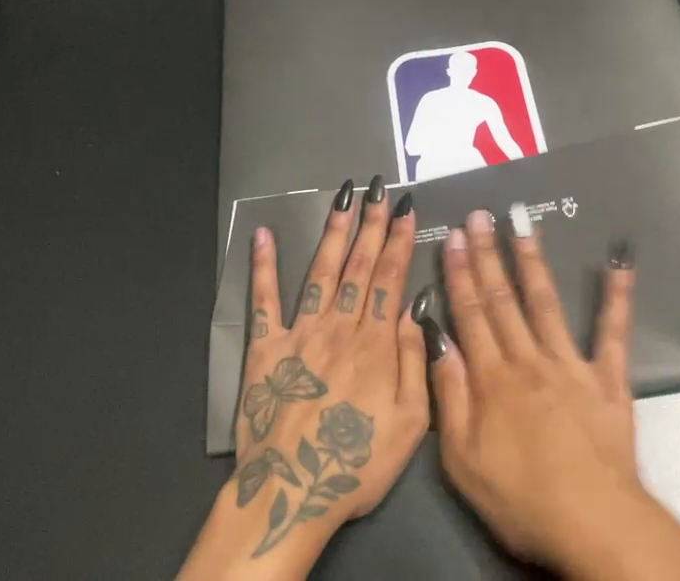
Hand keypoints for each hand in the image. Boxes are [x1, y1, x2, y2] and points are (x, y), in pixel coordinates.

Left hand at [179, 178, 429, 580]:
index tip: (404, 207)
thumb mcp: (411, 423)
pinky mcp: (265, 348)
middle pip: (358, 266)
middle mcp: (339, 328)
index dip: (397, 240)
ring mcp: (299, 333)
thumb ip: (414, 360)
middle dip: (370, 224)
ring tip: (342, 197)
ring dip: (333, 232)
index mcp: (375, 345)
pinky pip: (264, 301)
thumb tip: (415, 307)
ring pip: (321, 272)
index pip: (389, 279)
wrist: (292, 491)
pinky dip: (264, 266)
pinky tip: (265, 235)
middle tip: (377, 188)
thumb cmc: (357, 464)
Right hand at [428, 210, 679, 580]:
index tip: (455, 238)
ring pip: (545, 302)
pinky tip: (620, 263)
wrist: (593, 522)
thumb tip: (437, 339)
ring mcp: (571, 365)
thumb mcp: (461, 459)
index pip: (469, 315)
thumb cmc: (520, 498)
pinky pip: (612, 332)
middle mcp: (528, 360)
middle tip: (480, 215)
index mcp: (491, 379)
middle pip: (502, 300)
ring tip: (521, 222)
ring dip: (532, 260)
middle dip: (488, 255)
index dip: (460, 274)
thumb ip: (449, 395)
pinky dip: (616, 297)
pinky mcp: (608, 379)